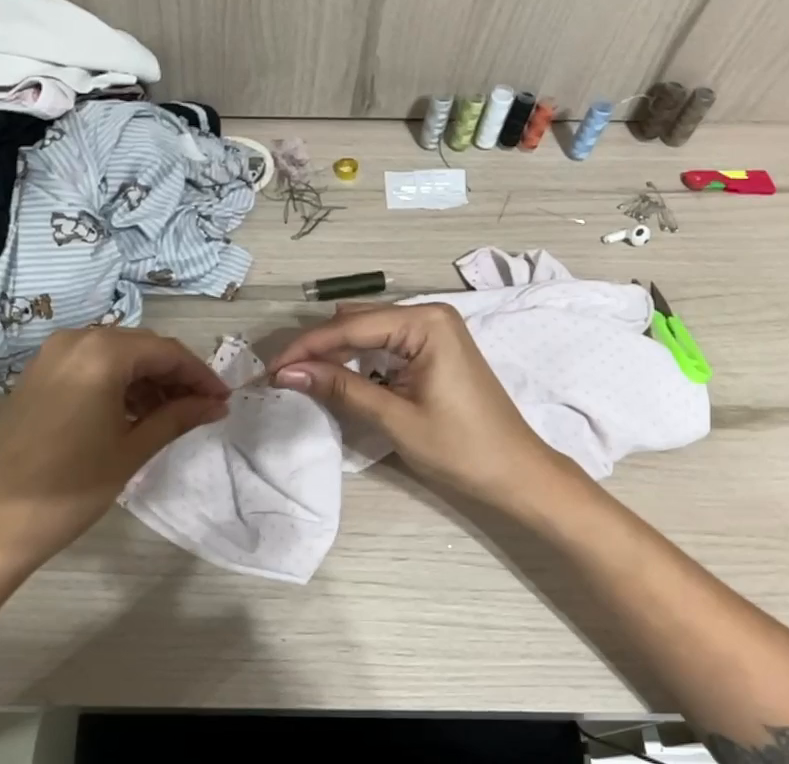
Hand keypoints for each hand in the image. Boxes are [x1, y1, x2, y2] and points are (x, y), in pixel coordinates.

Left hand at [0, 328, 229, 612]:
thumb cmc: (69, 486)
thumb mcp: (131, 451)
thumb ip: (177, 418)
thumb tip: (215, 405)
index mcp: (102, 351)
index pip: (167, 351)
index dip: (200, 375)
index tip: (223, 401)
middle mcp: (76, 340)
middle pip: (141, 348)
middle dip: (174, 376)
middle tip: (201, 410)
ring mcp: (51, 356)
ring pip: (115, 357)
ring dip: (146, 381)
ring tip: (170, 418)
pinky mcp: (37, 376)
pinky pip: (90, 367)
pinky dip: (117, 385)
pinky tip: (132, 416)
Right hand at [268, 302, 567, 504]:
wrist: (518, 475)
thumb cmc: (461, 449)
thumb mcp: (394, 418)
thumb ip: (341, 388)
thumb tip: (287, 372)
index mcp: (425, 323)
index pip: (350, 327)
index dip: (306, 347)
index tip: (270, 369)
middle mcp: (429, 314)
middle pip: (356, 322)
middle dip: (317, 347)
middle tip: (280, 375)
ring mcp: (433, 330)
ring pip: (367, 331)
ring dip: (334, 353)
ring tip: (299, 376)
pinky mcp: (433, 348)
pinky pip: (384, 344)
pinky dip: (357, 359)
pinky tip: (335, 376)